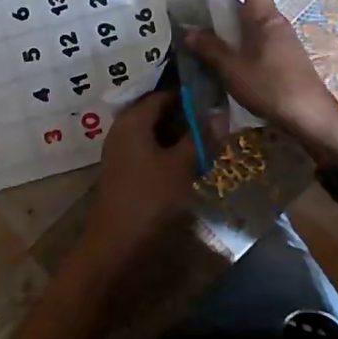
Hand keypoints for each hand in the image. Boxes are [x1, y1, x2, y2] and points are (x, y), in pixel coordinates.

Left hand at [83, 91, 198, 262]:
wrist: (117, 243)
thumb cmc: (150, 199)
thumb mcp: (181, 166)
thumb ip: (200, 137)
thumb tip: (220, 113)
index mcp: (132, 120)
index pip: (162, 94)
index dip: (188, 96)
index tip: (214, 101)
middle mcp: (122, 129)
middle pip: (156, 112)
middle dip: (184, 116)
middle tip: (214, 123)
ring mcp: (120, 150)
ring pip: (153, 132)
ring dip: (177, 135)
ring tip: (206, 141)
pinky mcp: (123, 169)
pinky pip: (147, 148)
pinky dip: (166, 150)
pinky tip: (187, 161)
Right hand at [183, 0, 337, 164]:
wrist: (312, 118)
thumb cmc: (274, 89)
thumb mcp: (234, 70)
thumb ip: (210, 49)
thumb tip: (189, 32)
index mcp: (262, 16)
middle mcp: (271, 20)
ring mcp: (276, 37)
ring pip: (246, 13)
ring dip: (228, 4)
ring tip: (202, 1)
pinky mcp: (277, 53)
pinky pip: (249, 31)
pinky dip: (232, 28)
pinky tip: (218, 39)